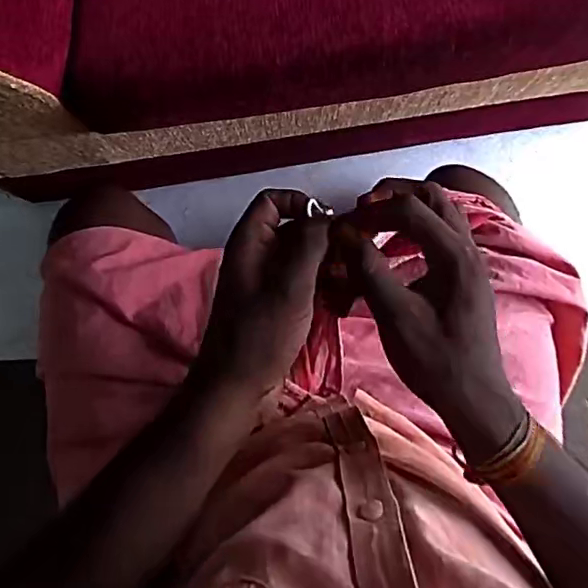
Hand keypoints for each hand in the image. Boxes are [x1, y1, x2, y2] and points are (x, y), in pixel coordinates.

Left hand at [189, 190, 331, 404]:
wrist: (236, 387)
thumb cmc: (261, 334)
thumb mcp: (291, 285)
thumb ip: (309, 243)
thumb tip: (324, 214)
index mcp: (249, 241)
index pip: (272, 200)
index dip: (300, 202)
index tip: (330, 221)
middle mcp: (254, 254)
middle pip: (292, 228)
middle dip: (323, 238)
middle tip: (351, 256)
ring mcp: (264, 280)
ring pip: (301, 256)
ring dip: (327, 264)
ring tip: (351, 281)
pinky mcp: (275, 303)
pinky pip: (301, 281)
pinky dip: (321, 285)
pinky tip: (341, 301)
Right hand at [339, 179, 527, 456]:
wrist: (475, 401)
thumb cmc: (436, 362)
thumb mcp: (395, 315)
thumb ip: (367, 268)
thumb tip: (342, 232)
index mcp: (455, 256)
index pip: (409, 208)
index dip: (371, 212)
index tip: (345, 227)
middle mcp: (468, 250)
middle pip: (431, 196)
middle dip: (392, 196)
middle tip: (362, 210)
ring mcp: (471, 260)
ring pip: (440, 210)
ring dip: (406, 207)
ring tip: (375, 221)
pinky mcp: (466, 273)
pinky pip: (441, 230)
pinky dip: (415, 226)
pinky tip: (393, 246)